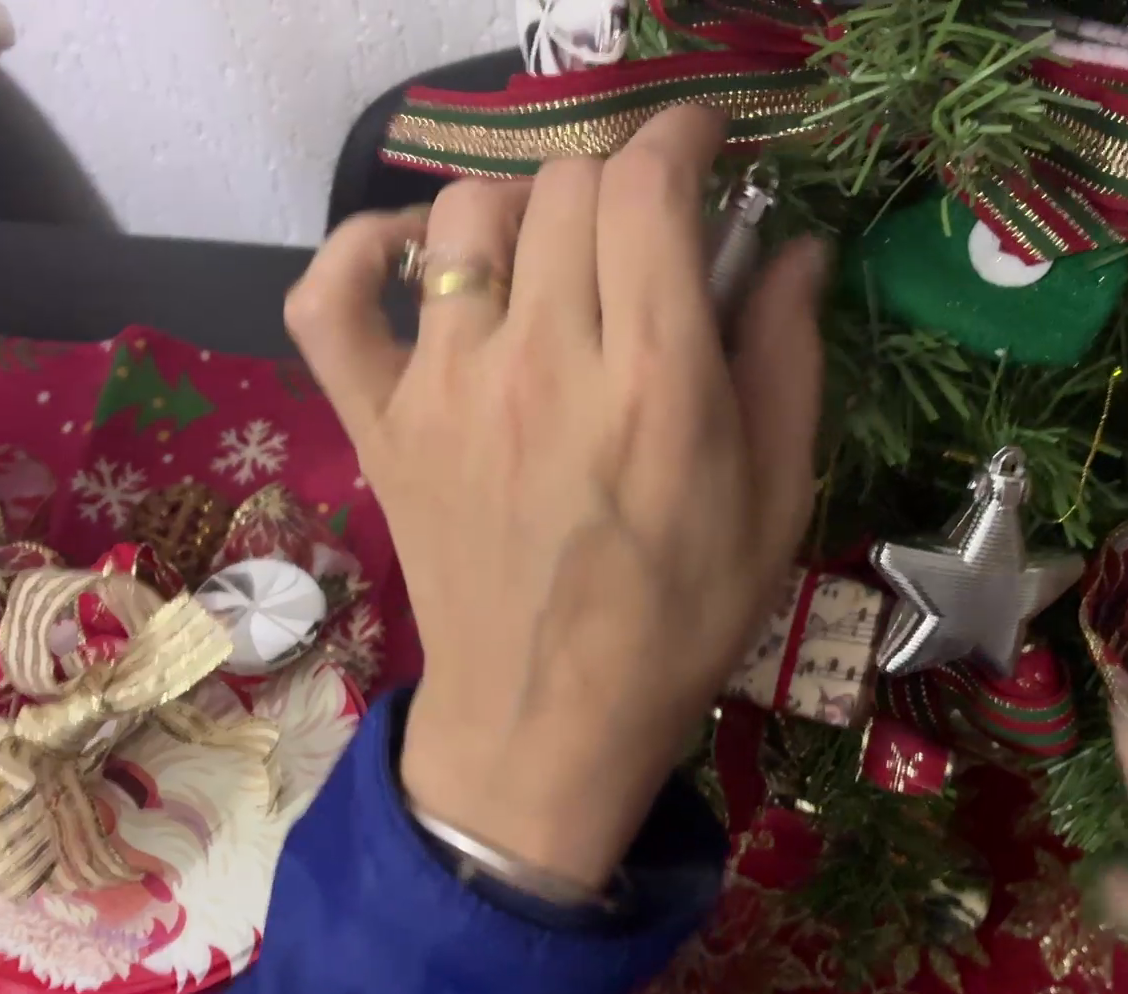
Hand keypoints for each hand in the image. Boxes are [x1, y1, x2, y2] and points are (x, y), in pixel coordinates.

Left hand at [286, 105, 827, 889]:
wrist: (548, 722)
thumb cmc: (677, 623)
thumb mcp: (775, 504)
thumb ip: (789, 363)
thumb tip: (796, 248)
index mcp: (654, 382)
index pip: (649, 186)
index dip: (682, 136)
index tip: (703, 148)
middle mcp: (542, 362)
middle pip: (564, 187)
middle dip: (619, 183)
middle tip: (644, 235)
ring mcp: (444, 390)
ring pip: (464, 219)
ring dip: (521, 209)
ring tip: (553, 257)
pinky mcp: (381, 427)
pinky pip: (331, 300)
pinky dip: (362, 251)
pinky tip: (410, 257)